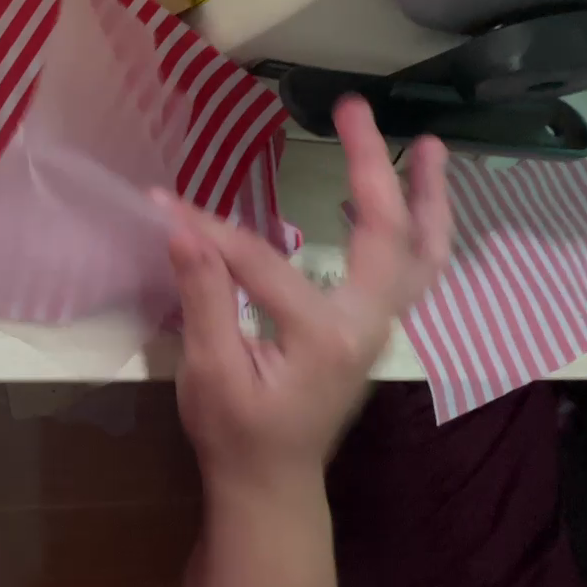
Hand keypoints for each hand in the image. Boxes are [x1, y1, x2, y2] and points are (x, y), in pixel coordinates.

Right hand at [161, 97, 449, 500]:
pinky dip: (414, 229)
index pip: (262, 261)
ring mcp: (377, 325)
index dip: (207, 229)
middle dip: (372, 166)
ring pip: (421, 253)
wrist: (273, 478)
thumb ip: (203, 298)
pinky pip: (409, 270)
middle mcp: (366, 323)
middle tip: (354, 108)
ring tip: (425, 145)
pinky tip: (394, 202)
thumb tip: (181, 229)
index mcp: (324, 336)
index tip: (161, 199)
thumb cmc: (235, 430)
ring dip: (424, 195)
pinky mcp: (368, 327)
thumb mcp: (208, 370)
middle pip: (387, 234)